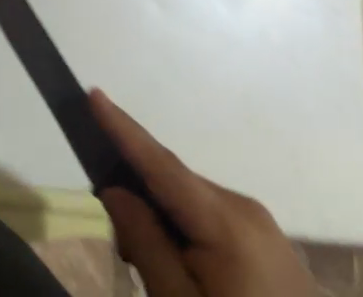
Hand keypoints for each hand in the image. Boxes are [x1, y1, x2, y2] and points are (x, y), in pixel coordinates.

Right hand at [90, 90, 313, 296]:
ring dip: (160, 217)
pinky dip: (183, 230)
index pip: (161, 164)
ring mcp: (262, 227)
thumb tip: (115, 191)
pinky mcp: (269, 246)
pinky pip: (211, 220)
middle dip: (135, 191)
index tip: (93, 93)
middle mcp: (245, 210)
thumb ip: (145, 242)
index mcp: (225, 222)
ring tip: (149, 269)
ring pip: (190, 201)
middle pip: (173, 181)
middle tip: (118, 246)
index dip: (123, 130)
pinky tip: (179, 270)